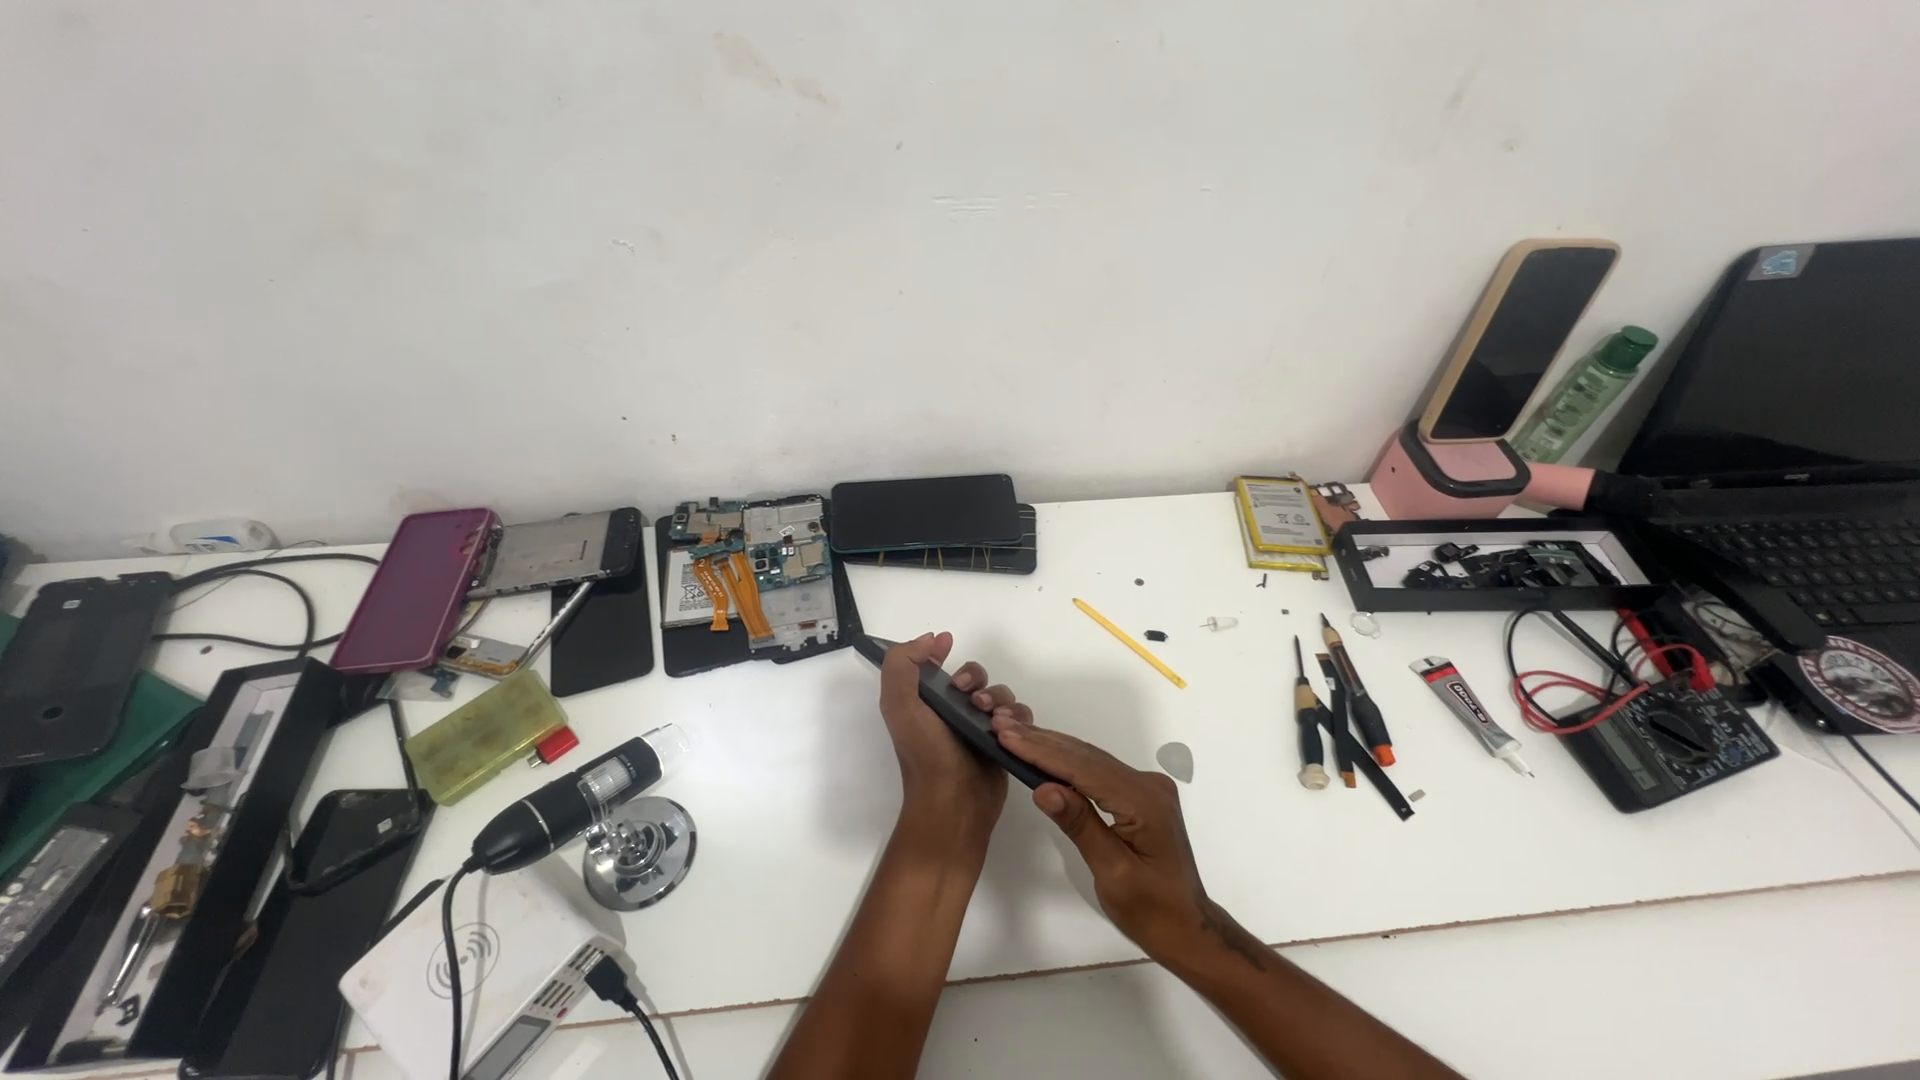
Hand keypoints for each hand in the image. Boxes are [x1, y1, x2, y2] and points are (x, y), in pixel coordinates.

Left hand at [880, 633, 1032, 833]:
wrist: (955, 803)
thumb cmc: (926, 754)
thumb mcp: (899, 704)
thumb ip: (902, 665)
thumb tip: (929, 639)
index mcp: (924, 702)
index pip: (933, 666)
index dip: (938, 650)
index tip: (946, 645)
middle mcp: (951, 712)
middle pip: (974, 676)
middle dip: (976, 677)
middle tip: (971, 697)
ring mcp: (979, 727)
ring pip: (1000, 694)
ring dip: (999, 699)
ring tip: (993, 721)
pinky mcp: (1004, 742)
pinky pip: (1020, 717)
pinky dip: (1018, 718)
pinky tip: (1008, 731)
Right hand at [990, 719, 1222, 963]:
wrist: (1188, 929)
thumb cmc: (1151, 911)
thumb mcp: (1112, 873)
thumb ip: (1080, 825)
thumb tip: (1044, 788)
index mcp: (1144, 801)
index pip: (1083, 769)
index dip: (1042, 751)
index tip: (1006, 736)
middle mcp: (1148, 785)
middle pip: (1087, 757)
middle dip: (1042, 741)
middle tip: (1002, 724)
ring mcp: (1147, 788)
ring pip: (1092, 760)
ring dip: (1052, 747)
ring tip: (1016, 732)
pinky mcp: (1141, 795)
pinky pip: (1099, 771)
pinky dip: (1069, 762)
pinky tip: (1046, 753)